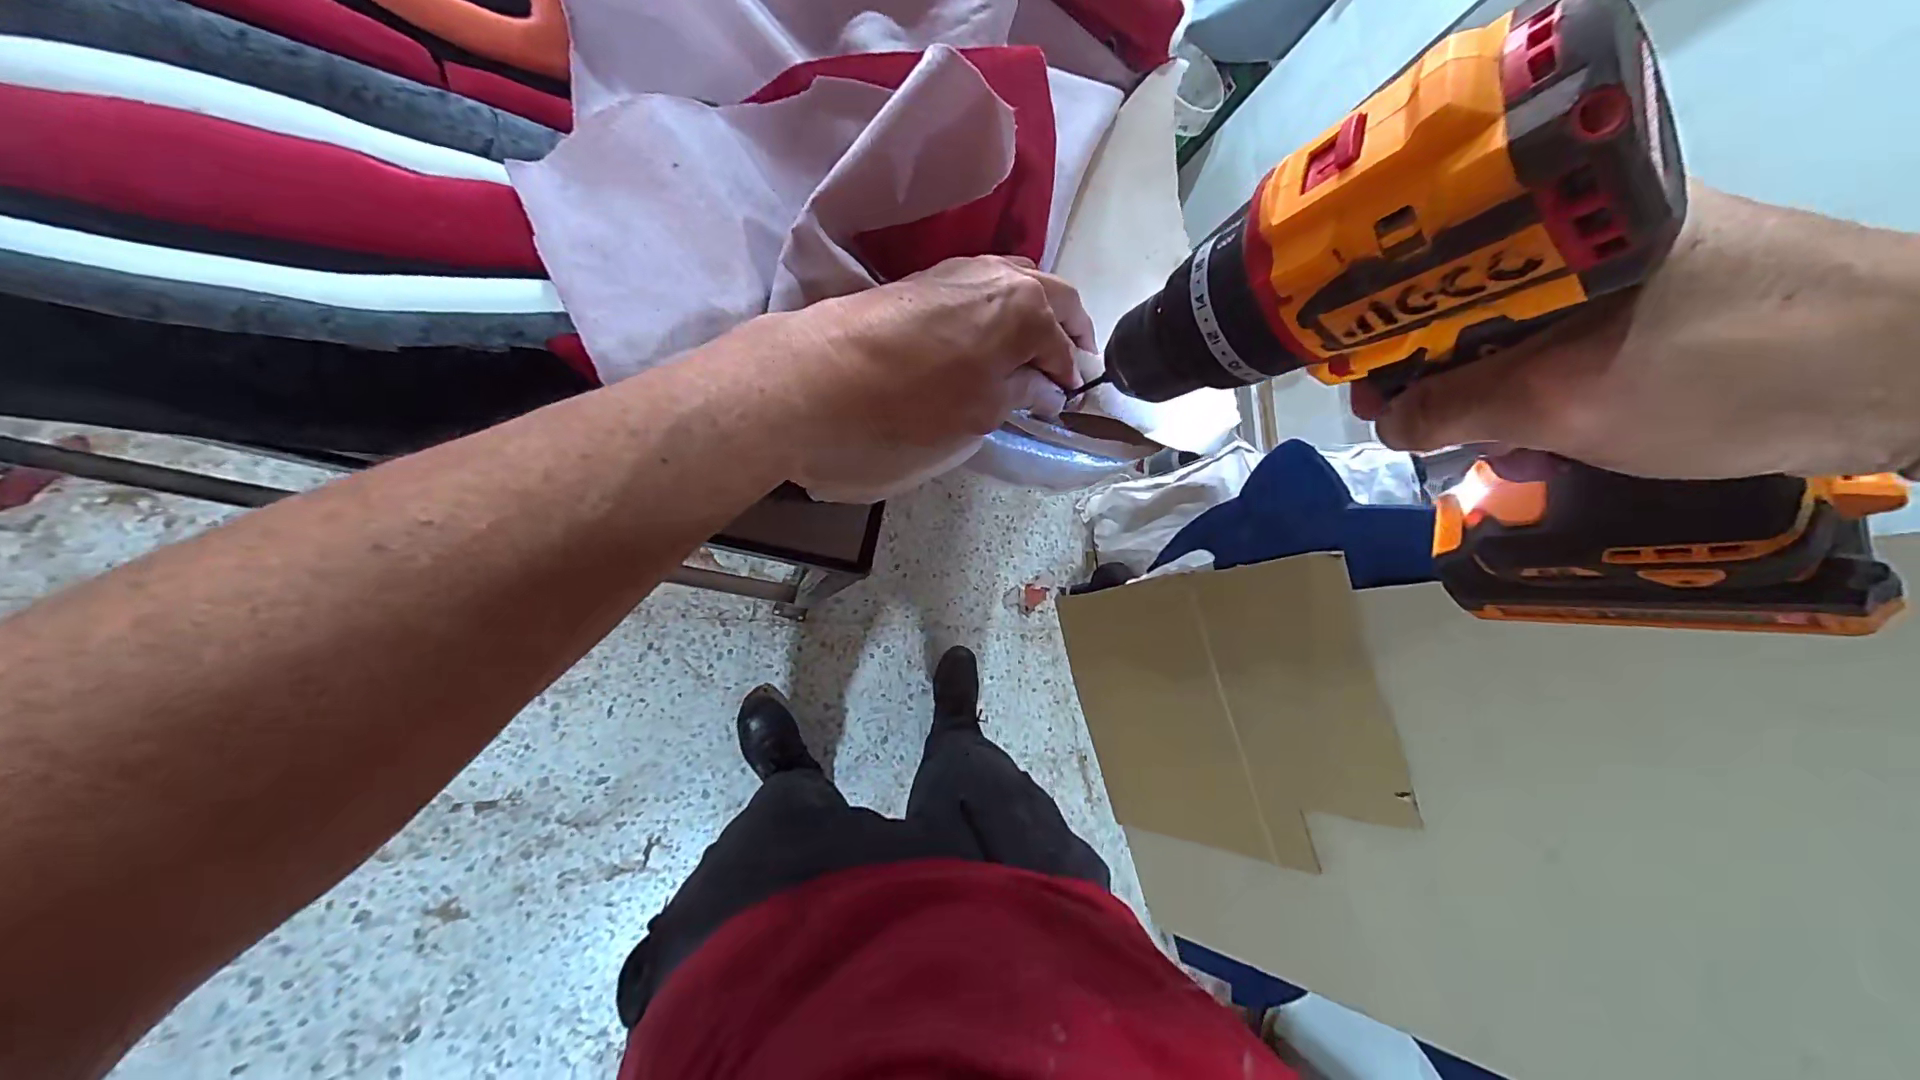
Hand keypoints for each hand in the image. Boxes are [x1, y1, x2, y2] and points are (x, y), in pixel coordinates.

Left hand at [744, 255, 1094, 493]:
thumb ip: (1021, 395)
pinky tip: (988, 339)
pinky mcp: (925, 278)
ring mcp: (960, 270)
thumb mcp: (979, 414)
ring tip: (1029, 355)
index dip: (1070, 377)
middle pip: (1053, 297)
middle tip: (1066, 369)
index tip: (1069, 400)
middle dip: (1067, 331)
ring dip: (1035, 314)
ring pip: (1017, 284)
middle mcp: (999, 275)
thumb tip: (1046, 389)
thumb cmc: (910, 407)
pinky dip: (1000, 310)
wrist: (817, 378)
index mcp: (1026, 309)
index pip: (1064, 346)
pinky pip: (982, 288)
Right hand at [1361, 186, 1919, 478]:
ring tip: (1467, 444)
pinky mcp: (1660, 312)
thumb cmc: (1727, 371)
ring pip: (1515, 332)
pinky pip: (1562, 349)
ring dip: (1481, 392)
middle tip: (1406, 424)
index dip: (1388, 334)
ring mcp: (1631, 274)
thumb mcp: (1564, 400)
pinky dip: (1532, 392)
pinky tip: (1526, 437)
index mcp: (1568, 224)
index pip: (1437, 277)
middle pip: (1472, 306)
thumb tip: (1382, 426)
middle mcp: (1594, 236)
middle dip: (1432, 372)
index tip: (1364, 386)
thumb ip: (1456, 410)